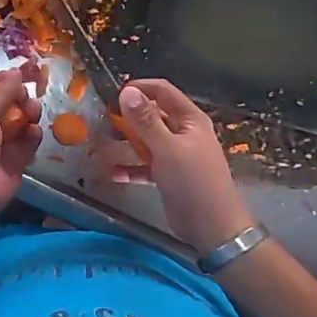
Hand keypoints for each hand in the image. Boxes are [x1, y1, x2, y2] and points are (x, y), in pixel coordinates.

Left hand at [0, 69, 41, 217]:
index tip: (18, 76)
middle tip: (26, 98)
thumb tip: (15, 71)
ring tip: (32, 113)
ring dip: (30, 114)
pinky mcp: (18, 158)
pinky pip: (30, 140)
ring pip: (23, 120)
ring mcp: (4, 142)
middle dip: (20, 98)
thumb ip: (1, 93)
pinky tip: (33, 132)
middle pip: (10, 104)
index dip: (3, 83)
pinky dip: (33, 134)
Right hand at [107, 79, 254, 251]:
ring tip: (104, 144)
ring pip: (146, 139)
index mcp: (190, 120)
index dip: (139, 89)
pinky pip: (145, 164)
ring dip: (126, 142)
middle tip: (104, 121)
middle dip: (128, 117)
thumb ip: (145, 120)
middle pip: (152, 115)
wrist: (212, 228)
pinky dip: (131, 167)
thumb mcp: (167, 148)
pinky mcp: (169, 174)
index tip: (113, 96)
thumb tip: (126, 91)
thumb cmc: (193, 182)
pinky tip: (114, 174)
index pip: (163, 91)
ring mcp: (176, 154)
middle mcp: (183, 133)